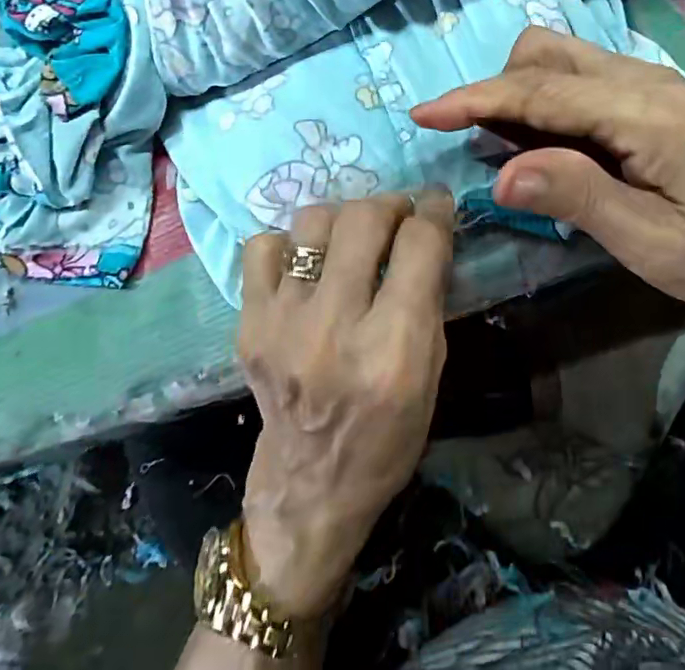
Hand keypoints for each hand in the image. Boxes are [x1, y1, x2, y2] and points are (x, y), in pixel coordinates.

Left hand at [236, 189, 455, 619]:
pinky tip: (305, 264)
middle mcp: (336, 326)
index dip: (434, 211)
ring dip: (343, 219)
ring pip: (313, 221)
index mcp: (394, 347)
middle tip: (397, 216)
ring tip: (351, 237)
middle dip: (390, 206)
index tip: (435, 203)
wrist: (311, 480)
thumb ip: (428, 299)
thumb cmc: (387, 435)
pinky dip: (289, 245)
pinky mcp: (249, 323)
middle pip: (363, 219)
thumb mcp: (431, 373)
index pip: (419, 244)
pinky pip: (263, 247)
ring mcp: (283, 321)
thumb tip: (425, 232)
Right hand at [410, 28, 684, 320]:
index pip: (542, 92)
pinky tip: (546, 146)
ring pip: (559, 59)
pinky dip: (543, 101)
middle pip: (545, 54)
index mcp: (650, 115)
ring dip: (518, 93)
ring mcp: (651, 83)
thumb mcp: (653, 244)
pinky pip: (578, 78)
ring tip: (511, 152)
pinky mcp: (650, 96)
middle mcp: (647, 81)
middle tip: (478, 148)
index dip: (476, 100)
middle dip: (496, 91)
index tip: (422, 114)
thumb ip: (579, 197)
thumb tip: (502, 174)